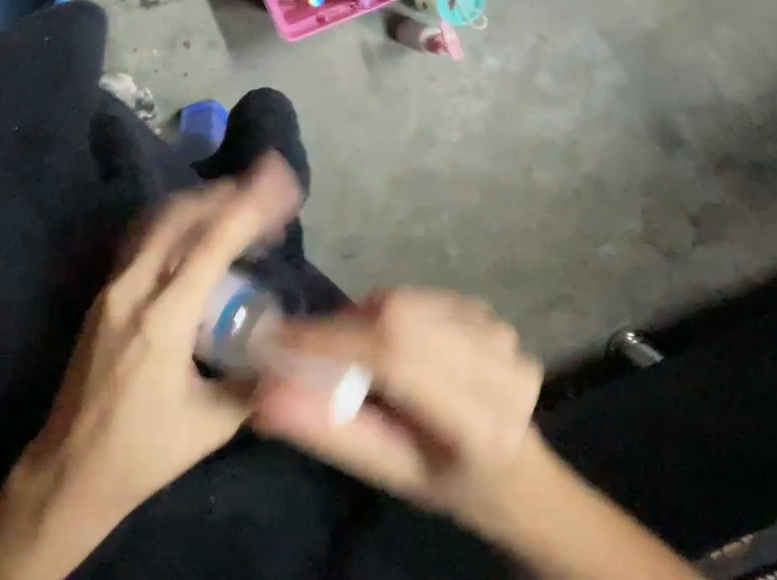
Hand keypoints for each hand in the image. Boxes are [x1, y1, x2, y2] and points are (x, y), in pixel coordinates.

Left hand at [0, 155, 303, 579]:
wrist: (71, 467)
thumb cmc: (143, 452)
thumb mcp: (212, 423)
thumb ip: (255, 381)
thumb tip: (295, 354)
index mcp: (162, 319)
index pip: (210, 245)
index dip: (248, 207)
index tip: (277, 181)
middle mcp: (131, 291)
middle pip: (176, 218)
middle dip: (222, 195)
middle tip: (264, 190)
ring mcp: (110, 290)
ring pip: (153, 225)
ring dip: (195, 206)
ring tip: (235, 204)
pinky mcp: (102, 298)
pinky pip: (139, 243)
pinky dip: (172, 227)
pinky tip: (196, 235)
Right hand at [250, 288, 544, 529]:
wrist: (513, 472)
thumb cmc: (443, 480)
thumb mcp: (384, 473)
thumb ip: (326, 431)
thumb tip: (263, 392)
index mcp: (478, 426)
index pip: (397, 358)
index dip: (331, 340)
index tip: (276, 339)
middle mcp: (501, 373)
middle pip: (400, 317)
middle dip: (341, 327)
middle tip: (309, 348)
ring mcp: (502, 338)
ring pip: (404, 302)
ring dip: (365, 320)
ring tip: (359, 356)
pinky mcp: (492, 315)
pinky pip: (417, 297)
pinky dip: (389, 313)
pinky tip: (396, 345)